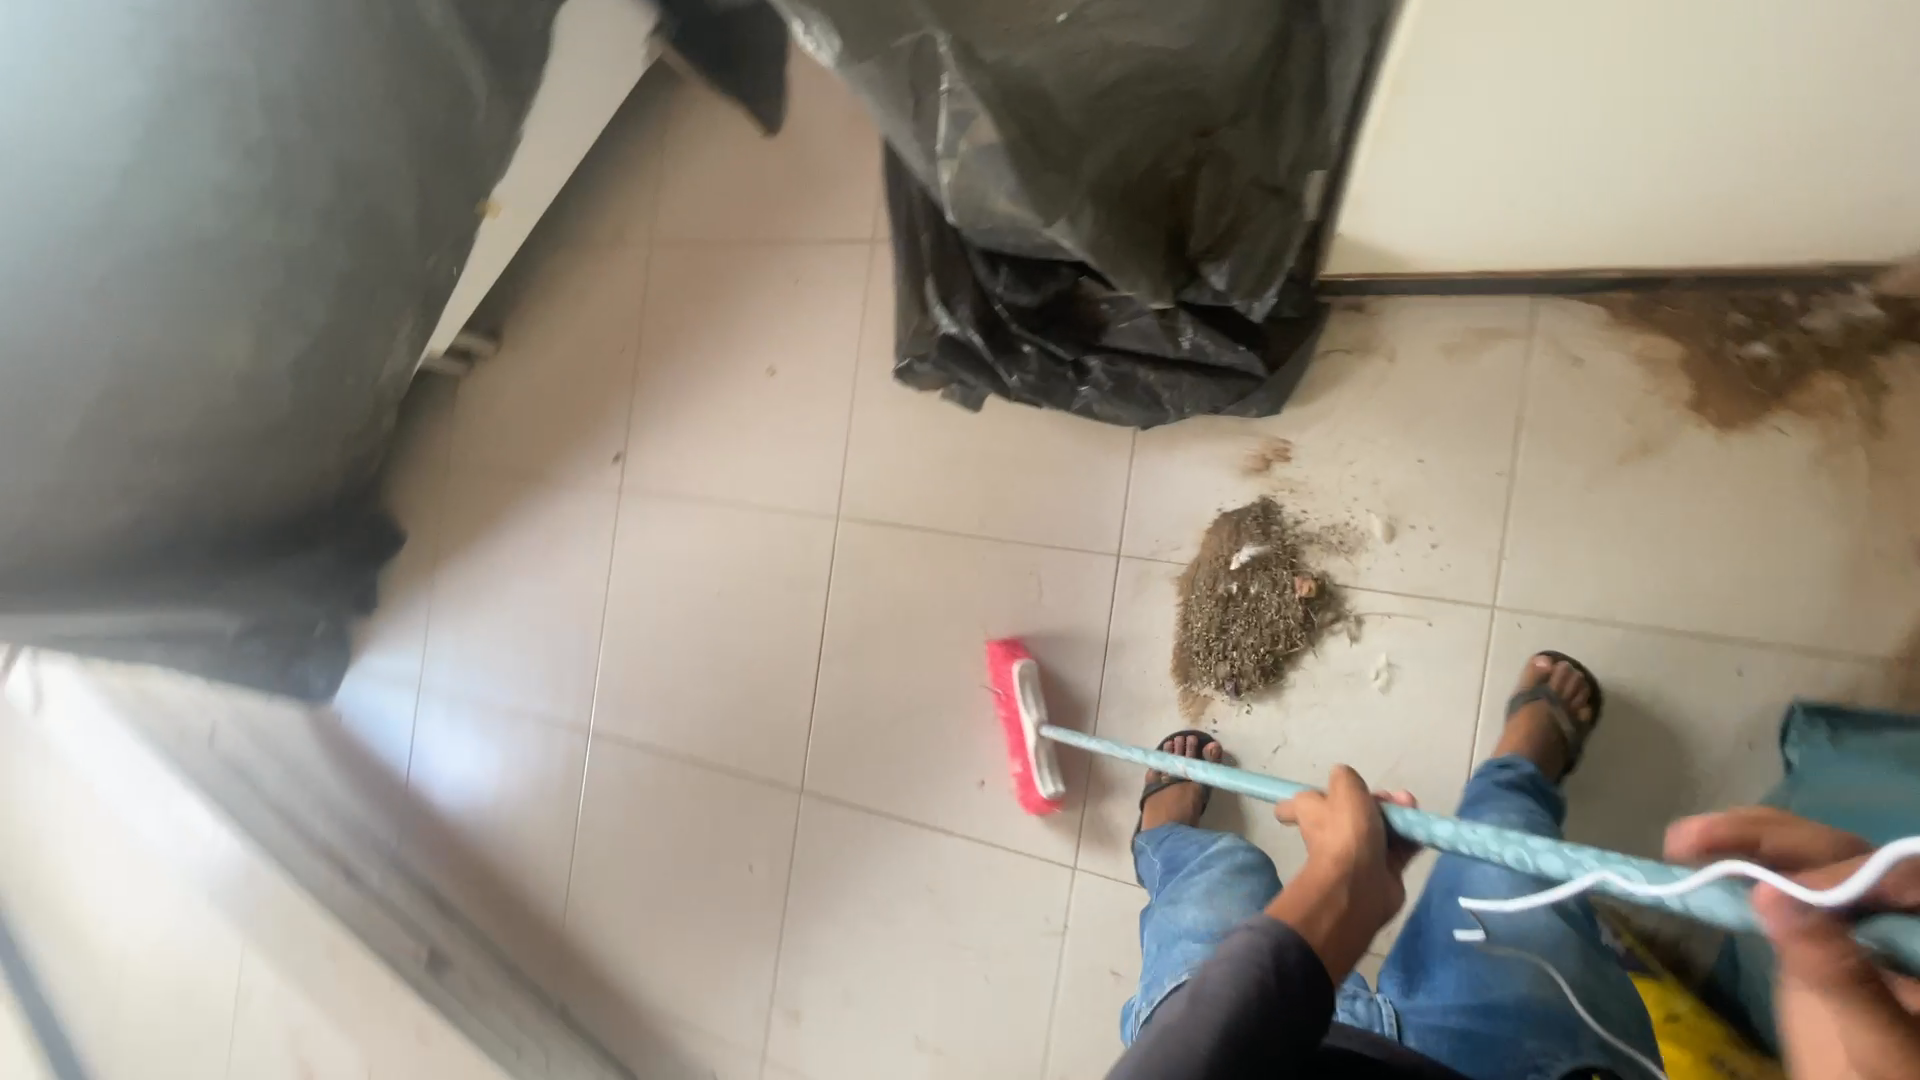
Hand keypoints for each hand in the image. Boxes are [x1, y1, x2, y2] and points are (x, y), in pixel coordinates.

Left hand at [1265, 765, 1419, 978]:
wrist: (1360, 880)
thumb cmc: (1344, 830)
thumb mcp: (1344, 787)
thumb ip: (1346, 777)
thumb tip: (1346, 779)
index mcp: (1309, 811)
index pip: (1296, 806)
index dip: (1309, 800)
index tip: (1323, 796)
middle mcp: (1328, 830)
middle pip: (1351, 810)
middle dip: (1375, 801)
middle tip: (1391, 797)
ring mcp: (1355, 851)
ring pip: (1378, 827)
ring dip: (1396, 815)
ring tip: (1409, 805)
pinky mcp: (1381, 869)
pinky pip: (1398, 849)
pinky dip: (1410, 838)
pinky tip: (1420, 828)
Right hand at [1665, 808, 1919, 1079]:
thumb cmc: (1887, 1075)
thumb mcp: (1883, 1045)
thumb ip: (1842, 976)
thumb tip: (1768, 895)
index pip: (1903, 878)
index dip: (1841, 873)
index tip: (1768, 894)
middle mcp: (1899, 909)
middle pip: (1841, 849)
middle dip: (1766, 837)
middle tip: (1691, 842)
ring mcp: (1855, 908)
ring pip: (1804, 845)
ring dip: (1740, 835)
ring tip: (1681, 843)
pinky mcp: (1811, 910)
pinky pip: (1778, 864)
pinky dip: (1733, 851)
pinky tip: (1693, 853)